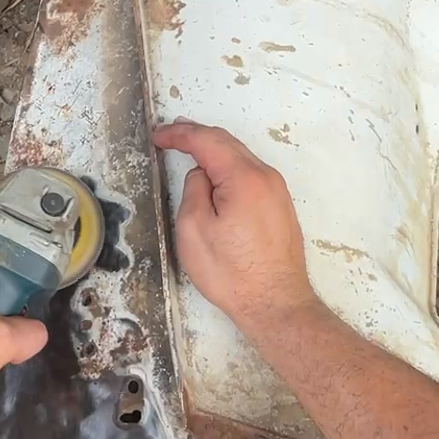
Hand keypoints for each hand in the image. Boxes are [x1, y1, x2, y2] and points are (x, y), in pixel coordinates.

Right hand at [152, 120, 319, 326]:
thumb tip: (201, 175)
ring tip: (189, 146)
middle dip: (197, 135)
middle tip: (171, 134)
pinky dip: (228, 166)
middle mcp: (266, 177)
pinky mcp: (279, 207)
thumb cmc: (231, 273)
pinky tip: (215, 173)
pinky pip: (250, 174)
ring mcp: (277, 191)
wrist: (276, 304)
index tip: (158, 136)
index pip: (207, 141)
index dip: (179, 134)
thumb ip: (194, 191)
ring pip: (241, 157)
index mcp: (244, 178)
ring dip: (213, 150)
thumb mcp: (194, 229)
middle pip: (227, 143)